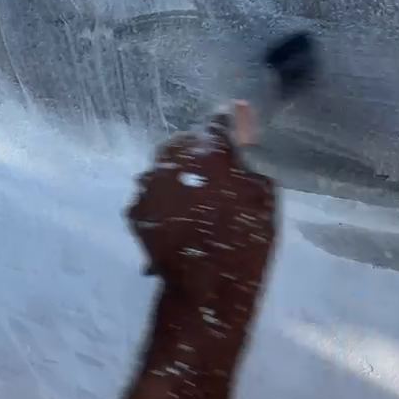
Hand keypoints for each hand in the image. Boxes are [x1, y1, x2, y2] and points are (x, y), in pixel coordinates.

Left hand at [126, 114, 276, 311]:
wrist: (206, 289)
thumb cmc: (246, 240)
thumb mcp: (263, 193)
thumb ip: (249, 149)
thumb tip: (239, 110)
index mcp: (208, 150)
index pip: (218, 122)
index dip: (228, 130)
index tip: (235, 141)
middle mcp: (170, 159)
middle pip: (185, 142)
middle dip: (199, 154)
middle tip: (216, 181)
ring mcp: (148, 185)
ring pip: (165, 167)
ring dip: (178, 176)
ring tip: (196, 205)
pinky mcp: (135, 209)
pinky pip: (152, 193)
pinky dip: (164, 200)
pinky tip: (179, 220)